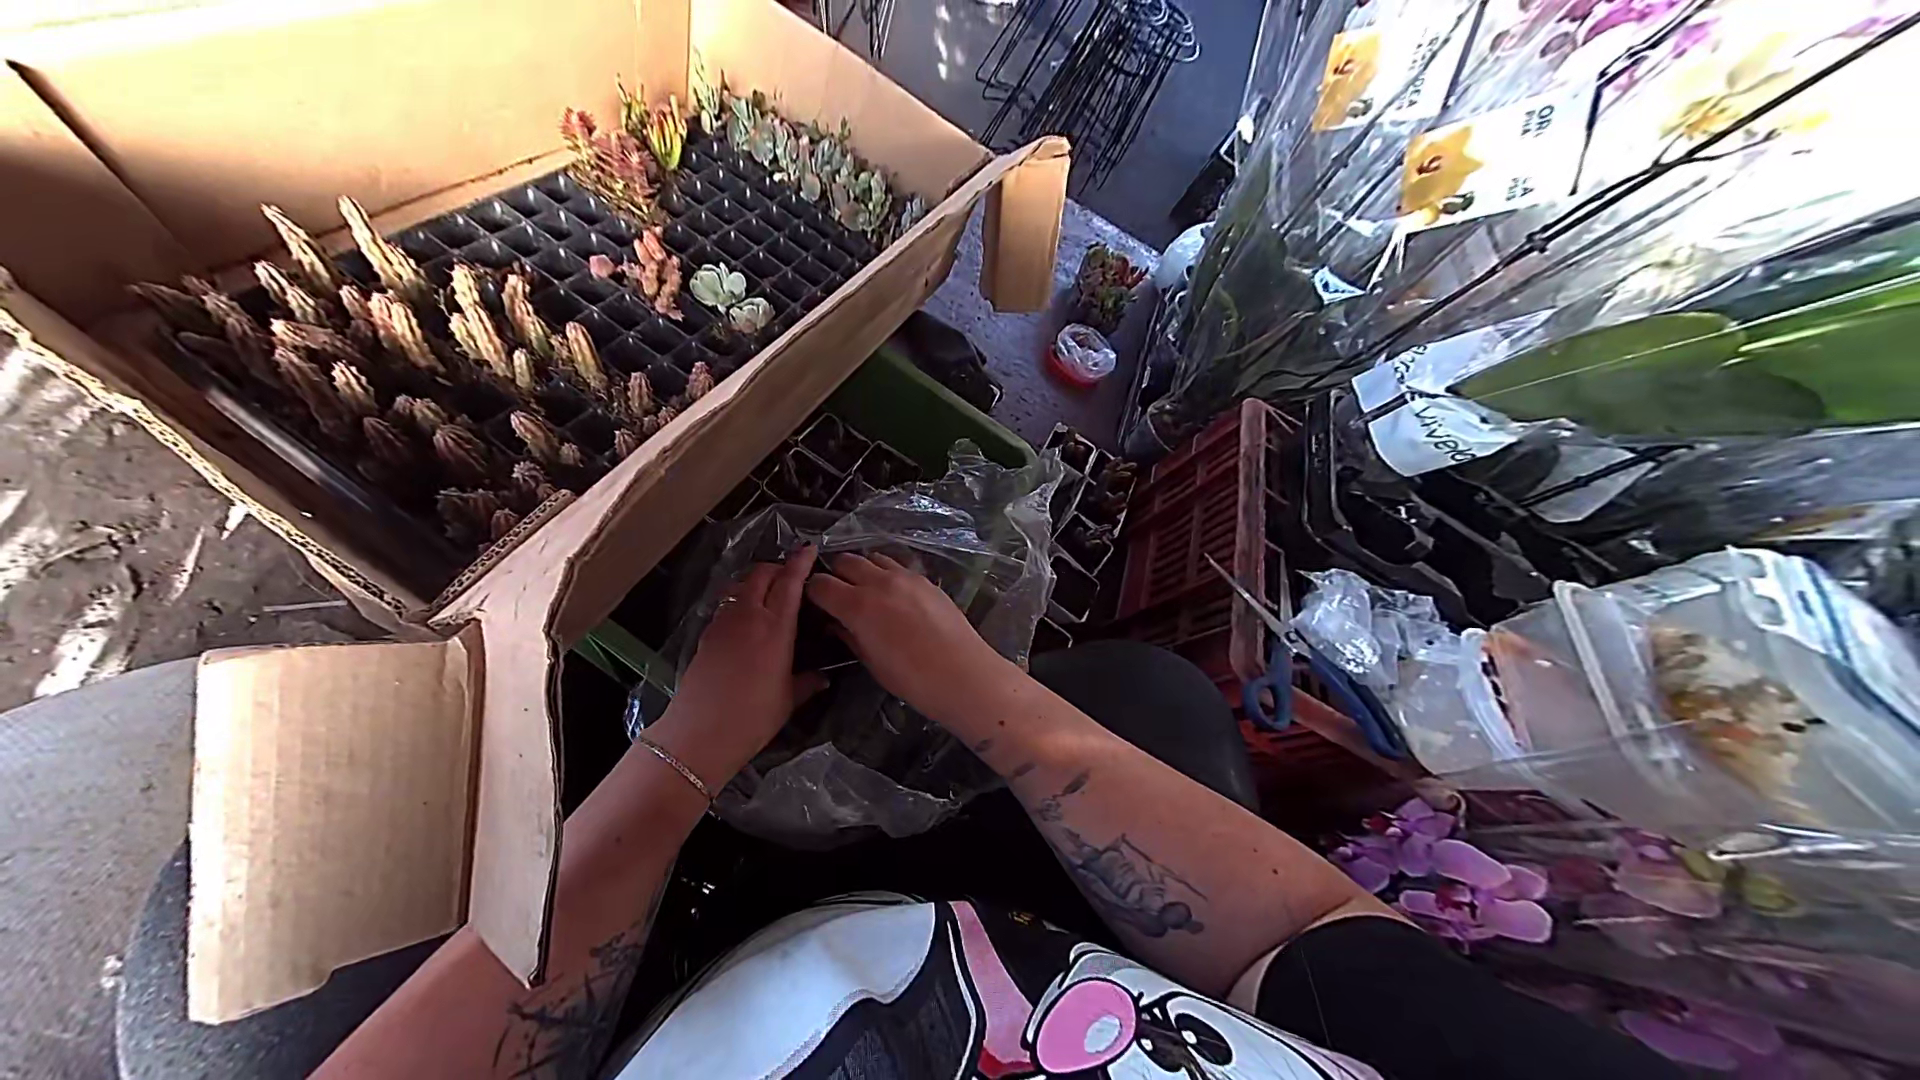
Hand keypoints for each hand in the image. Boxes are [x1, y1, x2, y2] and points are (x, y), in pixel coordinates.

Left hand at [648, 545, 823, 786]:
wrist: (700, 733)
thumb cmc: (753, 716)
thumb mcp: (788, 700)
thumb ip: (808, 682)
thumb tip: (823, 678)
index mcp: (775, 628)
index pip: (790, 582)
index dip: (800, 562)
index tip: (809, 548)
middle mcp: (748, 616)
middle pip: (761, 574)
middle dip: (777, 567)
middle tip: (791, 576)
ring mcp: (723, 623)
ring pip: (740, 585)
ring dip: (756, 581)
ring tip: (769, 594)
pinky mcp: (706, 635)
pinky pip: (727, 604)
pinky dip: (740, 600)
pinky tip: (747, 620)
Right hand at [805, 553, 1018, 723]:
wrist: (963, 674)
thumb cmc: (913, 679)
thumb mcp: (872, 662)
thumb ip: (849, 636)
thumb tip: (836, 623)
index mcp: (858, 605)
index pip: (820, 584)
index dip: (812, 592)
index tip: (814, 603)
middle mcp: (879, 582)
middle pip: (845, 560)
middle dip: (835, 574)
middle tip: (837, 594)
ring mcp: (905, 577)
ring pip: (872, 557)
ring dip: (862, 568)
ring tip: (864, 589)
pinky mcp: (926, 579)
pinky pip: (897, 565)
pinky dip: (886, 571)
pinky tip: (891, 592)